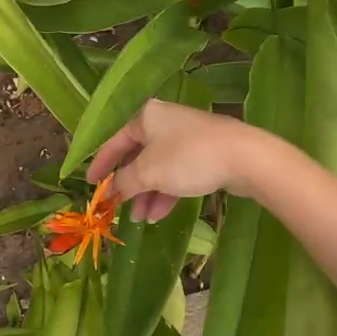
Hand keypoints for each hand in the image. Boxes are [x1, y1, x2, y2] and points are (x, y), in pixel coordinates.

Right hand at [86, 100, 278, 222]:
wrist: (245, 157)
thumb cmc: (187, 157)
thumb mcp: (148, 172)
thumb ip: (125, 181)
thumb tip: (112, 189)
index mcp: (146, 117)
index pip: (115, 141)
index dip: (101, 164)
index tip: (91, 184)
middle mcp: (164, 122)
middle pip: (138, 156)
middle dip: (128, 185)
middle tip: (118, 207)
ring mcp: (186, 138)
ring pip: (158, 168)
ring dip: (147, 194)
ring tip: (140, 219)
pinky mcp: (205, 154)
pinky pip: (177, 174)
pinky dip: (166, 192)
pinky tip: (159, 215)